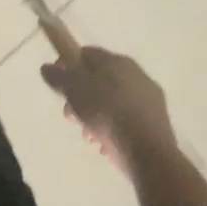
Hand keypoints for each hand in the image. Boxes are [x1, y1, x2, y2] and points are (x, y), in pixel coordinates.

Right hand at [40, 47, 175, 174]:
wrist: (147, 152)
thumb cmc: (105, 111)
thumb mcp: (71, 88)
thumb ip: (56, 75)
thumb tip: (47, 68)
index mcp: (117, 61)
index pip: (85, 53)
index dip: (67, 65)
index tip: (58, 83)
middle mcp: (138, 75)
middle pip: (99, 80)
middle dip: (80, 96)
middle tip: (70, 113)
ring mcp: (152, 101)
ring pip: (113, 102)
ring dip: (96, 115)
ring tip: (87, 133)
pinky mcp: (159, 125)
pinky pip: (127, 120)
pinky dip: (114, 128)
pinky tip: (105, 142)